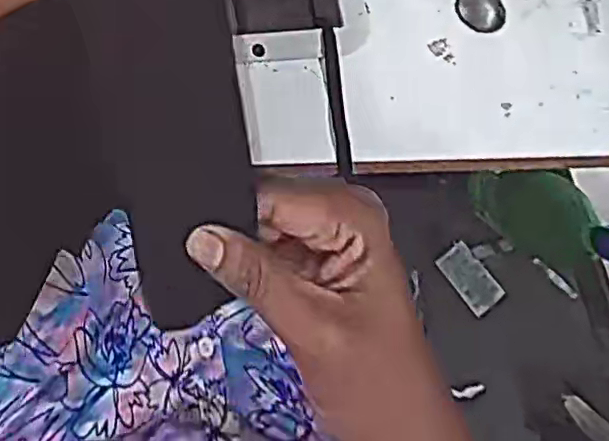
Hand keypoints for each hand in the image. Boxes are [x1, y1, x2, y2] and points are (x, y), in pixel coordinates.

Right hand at [186, 179, 470, 440]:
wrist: (403, 434)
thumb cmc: (386, 390)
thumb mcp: (312, 331)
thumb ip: (254, 278)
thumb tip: (205, 238)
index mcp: (357, 215)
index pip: (274, 193)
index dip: (235, 218)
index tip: (207, 243)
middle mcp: (347, 213)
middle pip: (267, 203)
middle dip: (242, 236)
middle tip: (242, 279)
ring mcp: (331, 233)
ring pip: (262, 222)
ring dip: (250, 255)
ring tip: (271, 296)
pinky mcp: (317, 254)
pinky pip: (268, 243)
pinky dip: (257, 267)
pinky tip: (271, 294)